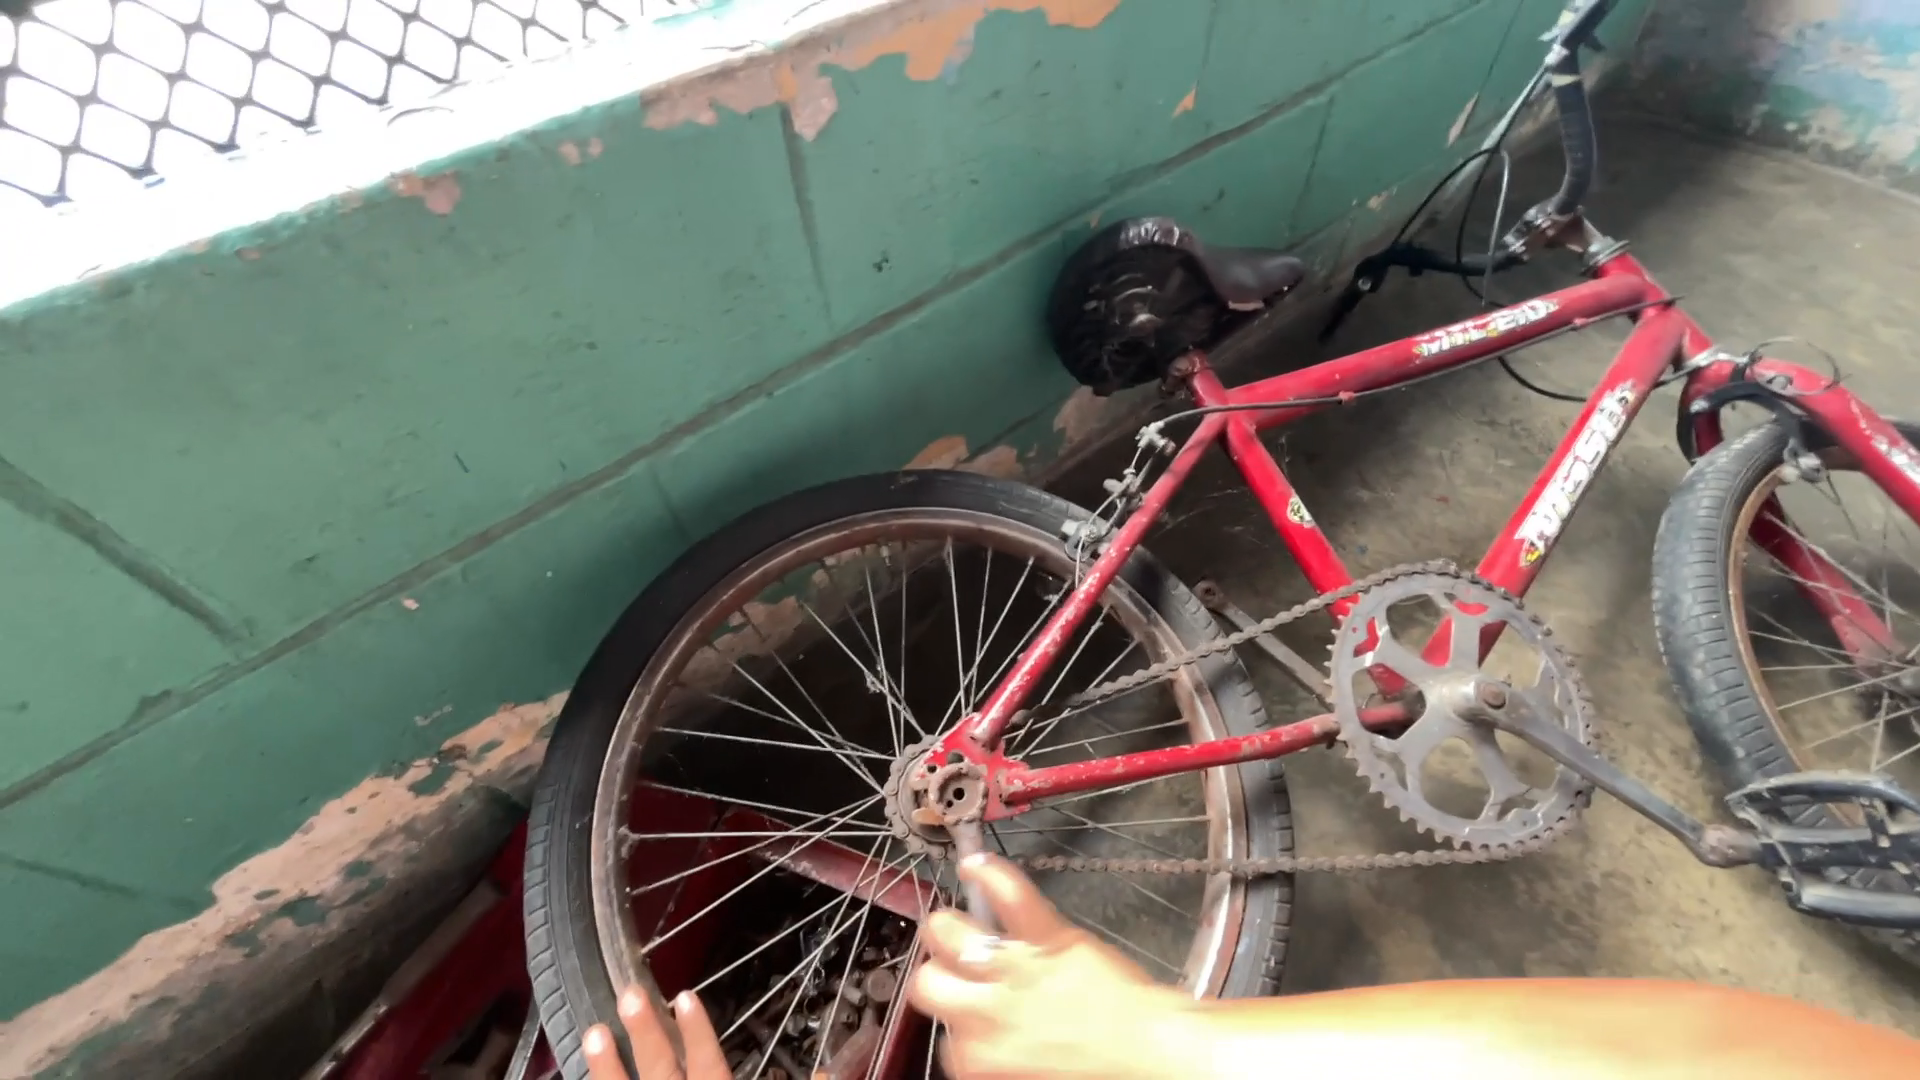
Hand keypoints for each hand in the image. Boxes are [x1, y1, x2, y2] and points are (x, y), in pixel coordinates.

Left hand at [582, 987, 729, 1079]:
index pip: (707, 1062)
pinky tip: (584, 1074)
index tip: (685, 995)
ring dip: (606, 1066)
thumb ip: (731, 1069)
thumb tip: (763, 1057)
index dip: (698, 1030)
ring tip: (594, 1033)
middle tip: (630, 997)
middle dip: (645, 1034)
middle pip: (661, 1069)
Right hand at [908, 853, 1202, 1079]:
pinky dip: (990, 872)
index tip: (971, 1019)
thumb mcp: (1033, 1075)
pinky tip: (976, 864)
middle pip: (928, 982)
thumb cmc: (1104, 1070)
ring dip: (947, 928)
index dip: (960, 1025)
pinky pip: (1008, 893)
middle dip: (936, 974)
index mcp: (984, 1058)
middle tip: (953, 970)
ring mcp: (1015, 966)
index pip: (946, 1036)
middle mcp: (988, 1010)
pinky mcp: (1045, 933)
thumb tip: (983, 1042)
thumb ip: (997, 1055)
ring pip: (948, 932)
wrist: (1154, 1054)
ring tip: (954, 923)